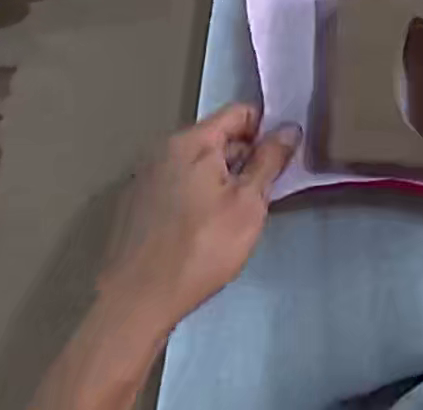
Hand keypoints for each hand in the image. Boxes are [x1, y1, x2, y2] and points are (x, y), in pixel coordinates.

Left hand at [97, 103, 300, 334]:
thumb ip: (271, 158)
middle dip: (248, 155)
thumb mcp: (249, 202)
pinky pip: (181, 184)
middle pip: (220, 136)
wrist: (133, 310)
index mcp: (190, 142)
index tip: (284, 154)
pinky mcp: (135, 209)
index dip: (269, 127)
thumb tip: (289, 128)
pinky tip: (208, 225)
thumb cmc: (200, 248)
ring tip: (240, 209)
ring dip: (225, 176)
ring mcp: (144, 181)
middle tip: (268, 186)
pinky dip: (201, 193)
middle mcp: (162, 152)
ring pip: (201, 163)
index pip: (242, 112)